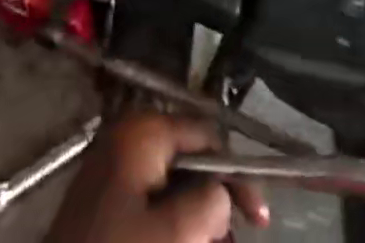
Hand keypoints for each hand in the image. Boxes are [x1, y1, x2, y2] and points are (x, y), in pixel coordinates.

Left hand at [43, 112, 270, 242]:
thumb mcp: (172, 232)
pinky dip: (172, 221)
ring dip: (196, 214)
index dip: (236, 172)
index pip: (206, 134)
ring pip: (173, 183)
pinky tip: (182, 239)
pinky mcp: (107, 197)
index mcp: (143, 132)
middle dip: (215, 198)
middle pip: (190, 158)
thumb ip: (209, 203)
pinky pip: (152, 200)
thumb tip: (221, 193)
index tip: (257, 217)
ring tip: (210, 241)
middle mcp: (128, 138)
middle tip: (232, 237)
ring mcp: (115, 167)